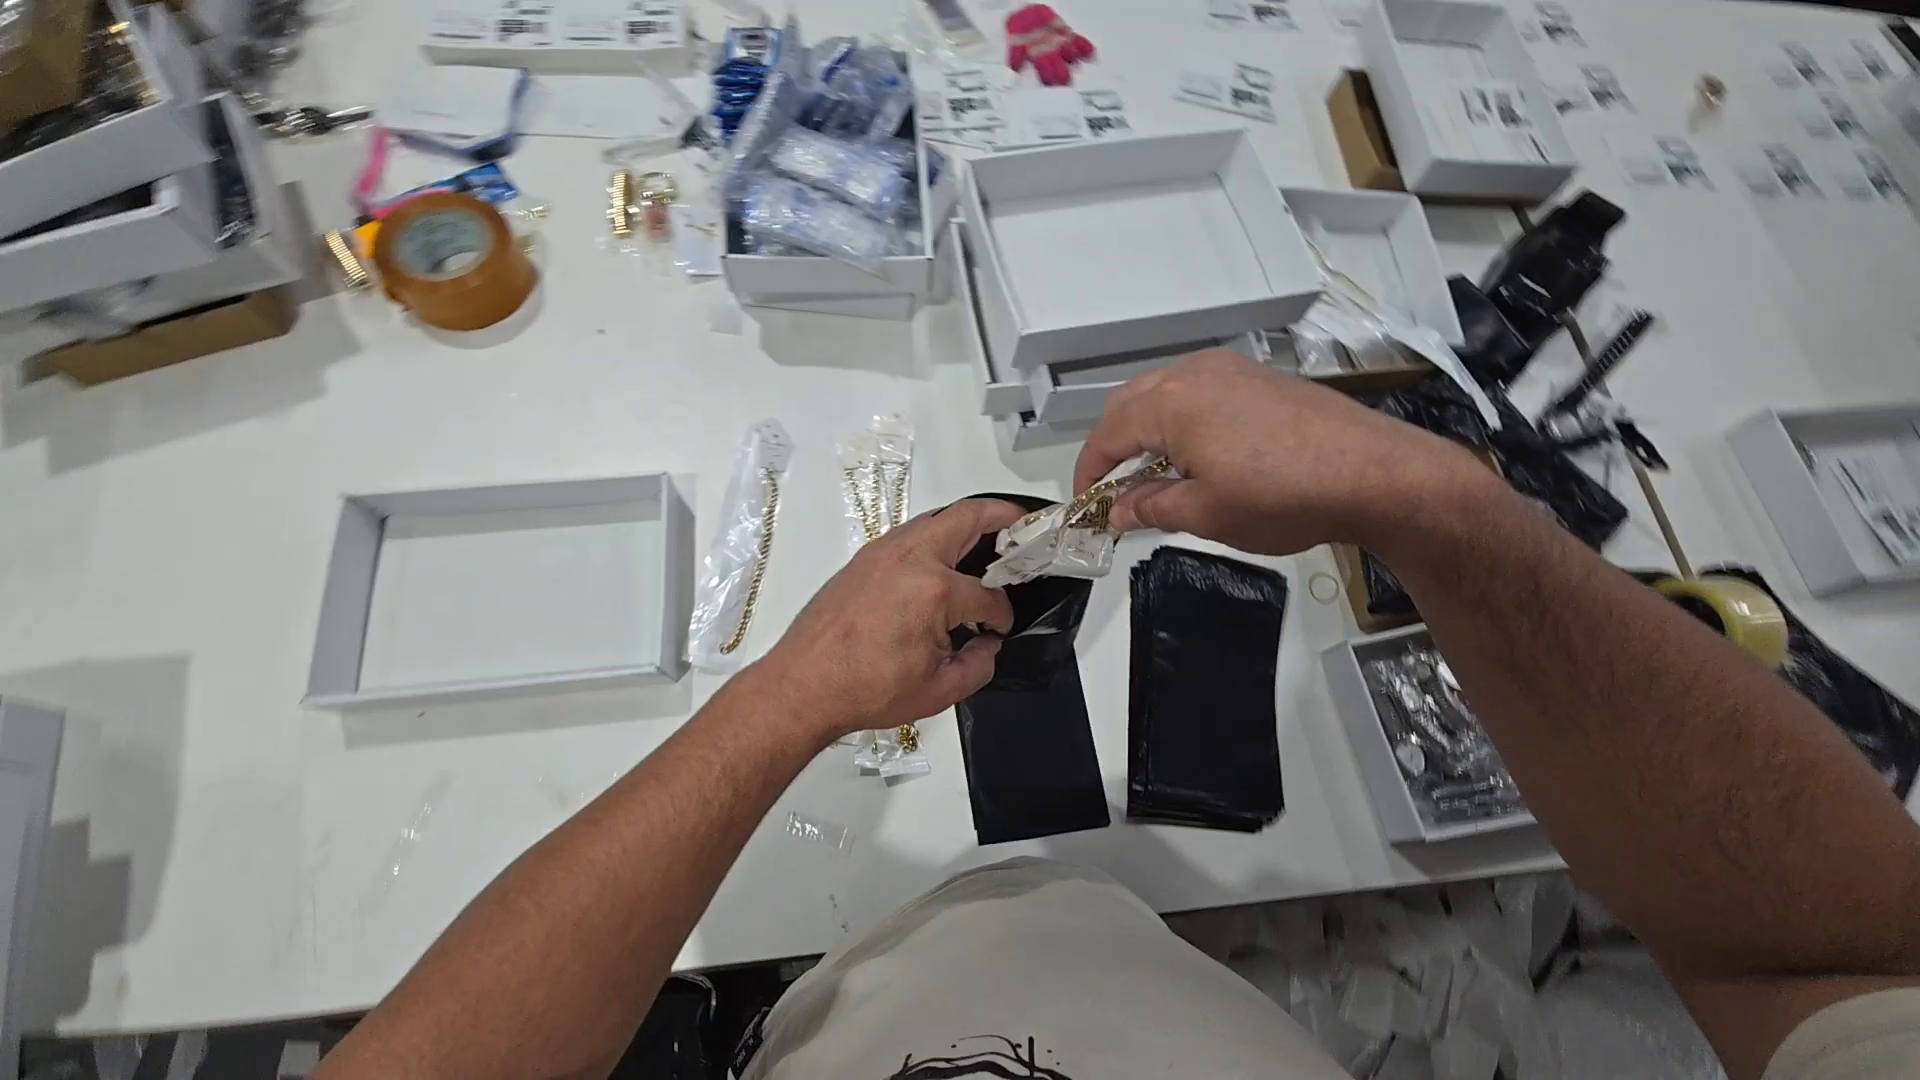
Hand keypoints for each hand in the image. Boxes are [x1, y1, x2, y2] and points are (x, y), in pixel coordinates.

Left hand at [751, 498, 1026, 741]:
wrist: (802, 685)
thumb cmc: (869, 690)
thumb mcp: (938, 691)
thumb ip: (978, 665)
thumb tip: (988, 644)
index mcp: (934, 589)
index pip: (987, 595)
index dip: (1002, 615)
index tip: (999, 629)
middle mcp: (911, 557)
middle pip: (967, 518)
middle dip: (1001, 516)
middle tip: (1022, 525)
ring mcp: (883, 551)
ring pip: (936, 519)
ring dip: (965, 524)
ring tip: (986, 543)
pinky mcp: (864, 558)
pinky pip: (910, 533)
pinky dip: (936, 536)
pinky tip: (943, 563)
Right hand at [1073, 350, 1495, 555]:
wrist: (1377, 475)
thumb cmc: (1283, 498)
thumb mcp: (1206, 514)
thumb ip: (1150, 508)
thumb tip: (1117, 512)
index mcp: (1171, 403)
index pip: (1107, 434)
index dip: (1088, 473)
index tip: (1086, 507)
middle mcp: (1195, 373)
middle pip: (1129, 404)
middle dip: (1113, 447)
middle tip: (1114, 491)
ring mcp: (1232, 370)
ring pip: (1164, 392)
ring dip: (1146, 431)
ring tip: (1155, 475)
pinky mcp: (1260, 377)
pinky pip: (1198, 390)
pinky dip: (1180, 419)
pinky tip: (1198, 453)